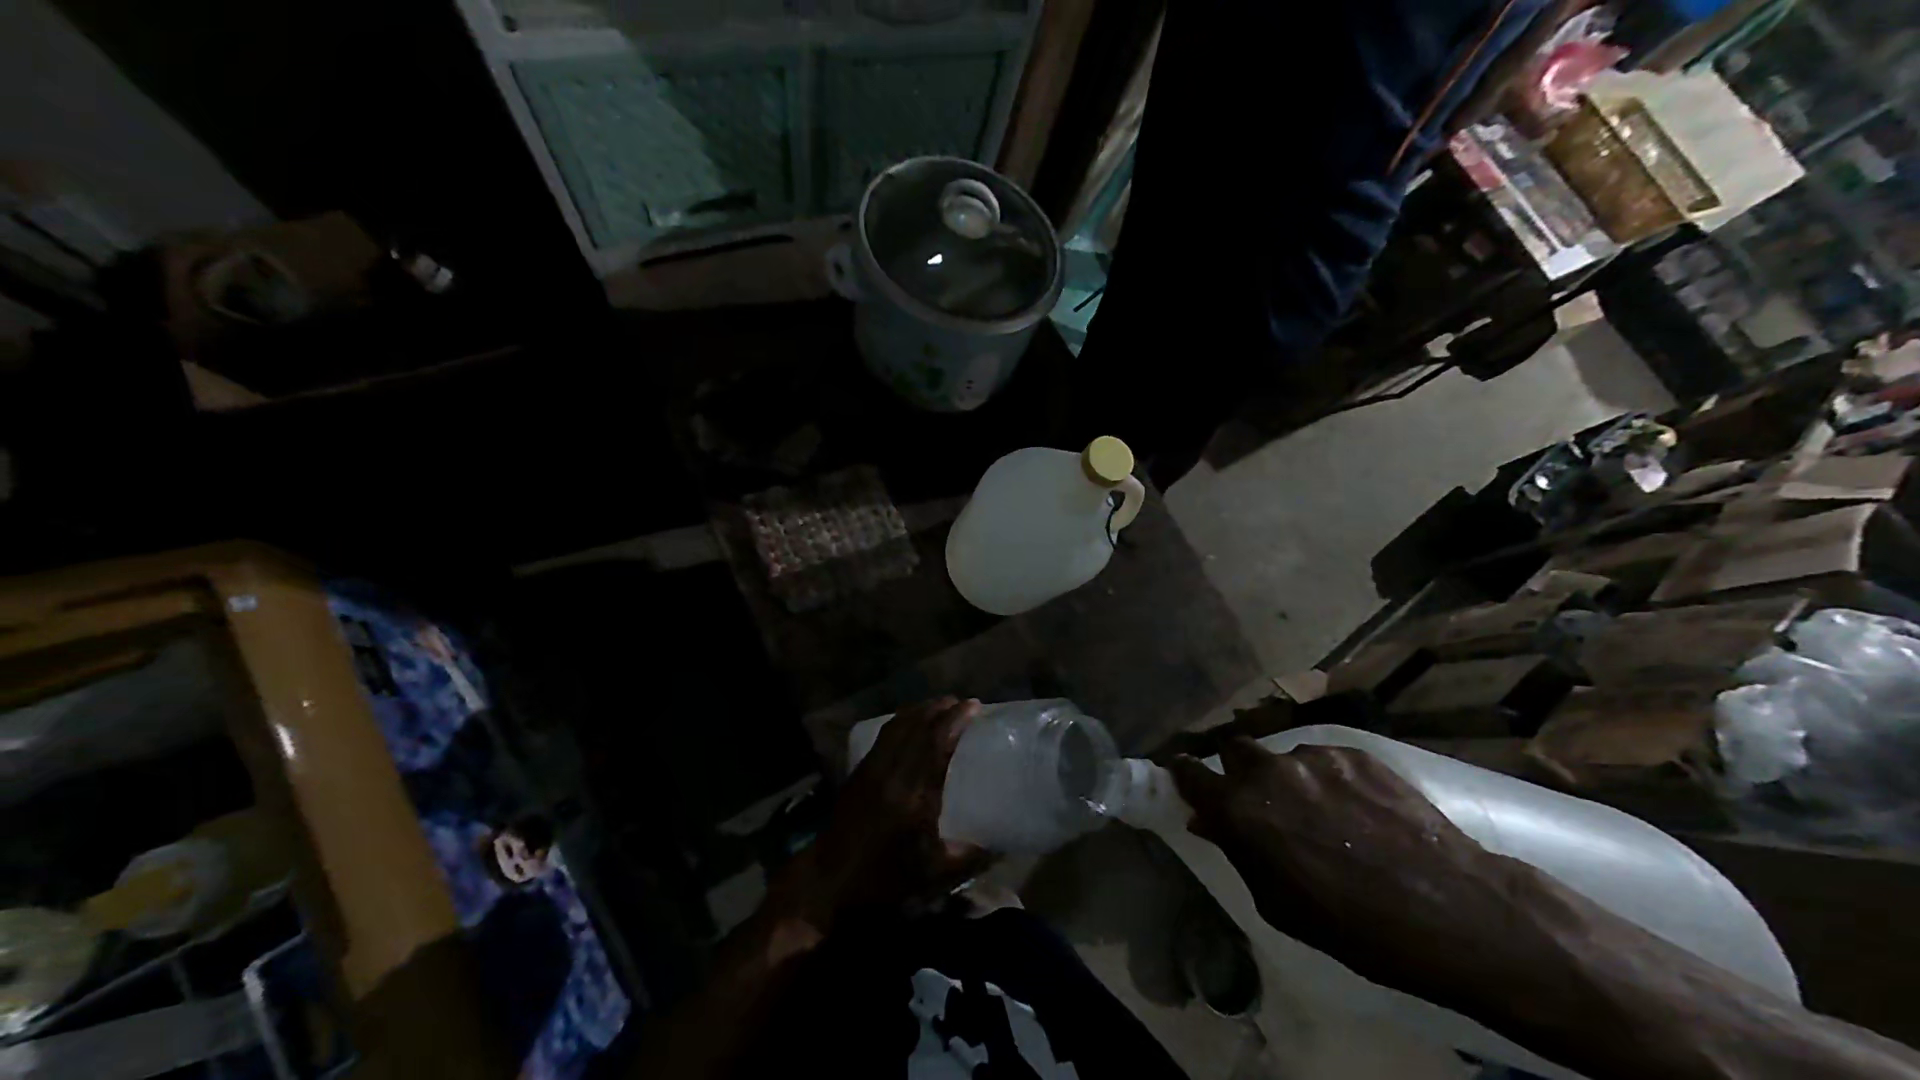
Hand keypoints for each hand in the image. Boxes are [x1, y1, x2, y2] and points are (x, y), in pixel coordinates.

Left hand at [775, 698, 989, 930]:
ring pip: (896, 727)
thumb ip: (971, 856)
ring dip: (919, 711)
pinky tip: (911, 726)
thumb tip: (1003, 843)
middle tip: (962, 703)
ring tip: (940, 707)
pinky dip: (902, 722)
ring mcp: (870, 770)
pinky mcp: (857, 773)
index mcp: (912, 795)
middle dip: (939, 709)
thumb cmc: (885, 883)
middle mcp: (890, 773)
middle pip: (915, 727)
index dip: (954, 719)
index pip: (935, 743)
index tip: (974, 706)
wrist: (828, 885)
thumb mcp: (935, 875)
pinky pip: (884, 736)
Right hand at [1169, 739, 1548, 1003]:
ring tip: (1324, 813)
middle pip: (1234, 750)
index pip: (1189, 773)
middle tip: (1262, 802)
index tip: (1187, 781)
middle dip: (1239, 771)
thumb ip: (1236, 852)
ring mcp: (1313, 756)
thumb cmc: (1353, 925)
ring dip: (1289, 778)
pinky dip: (1329, 779)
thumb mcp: (1278, 903)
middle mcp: (1268, 771)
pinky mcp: (1356, 752)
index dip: (1185, 776)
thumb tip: (1209, 821)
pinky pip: (1326, 759)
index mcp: (1239, 809)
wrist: (1451, 909)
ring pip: (1284, 756)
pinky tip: (1360, 811)